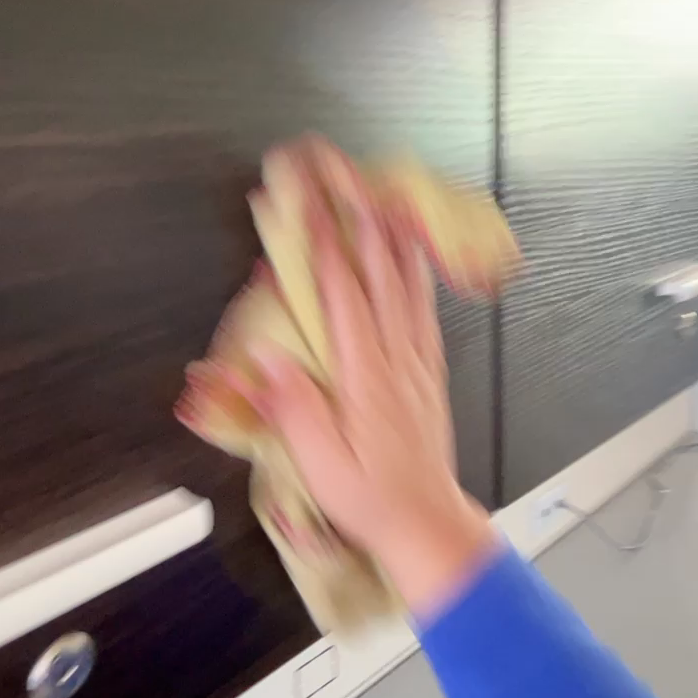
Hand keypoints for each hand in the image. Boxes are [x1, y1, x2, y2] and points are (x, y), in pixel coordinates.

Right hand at [251, 187, 499, 617]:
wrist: (424, 520)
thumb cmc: (366, 495)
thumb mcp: (320, 464)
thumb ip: (295, 407)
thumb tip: (269, 355)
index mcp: (365, 376)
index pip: (342, 296)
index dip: (325, 245)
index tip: (310, 204)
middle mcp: (396, 357)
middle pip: (379, 275)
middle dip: (359, 219)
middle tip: (346, 177)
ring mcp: (417, 359)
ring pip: (407, 284)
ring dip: (392, 233)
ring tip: (381, 192)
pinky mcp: (428, 368)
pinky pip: (424, 307)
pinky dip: (418, 269)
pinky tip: (413, 250)